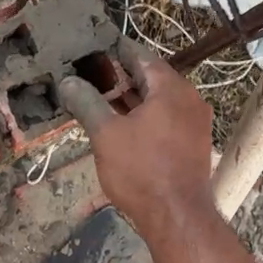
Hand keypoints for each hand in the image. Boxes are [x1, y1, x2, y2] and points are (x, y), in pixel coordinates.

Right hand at [58, 40, 215, 241]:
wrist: (176, 216)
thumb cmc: (141, 170)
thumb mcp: (106, 134)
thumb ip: (88, 103)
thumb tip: (68, 82)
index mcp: (171, 89)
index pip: (141, 57)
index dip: (116, 51)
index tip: (96, 47)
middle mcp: (189, 100)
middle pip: (151, 80)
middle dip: (121, 79)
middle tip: (92, 76)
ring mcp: (194, 125)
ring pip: (158, 104)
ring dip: (131, 102)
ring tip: (101, 103)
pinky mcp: (192, 147)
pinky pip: (164, 123)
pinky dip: (143, 120)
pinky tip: (122, 130)